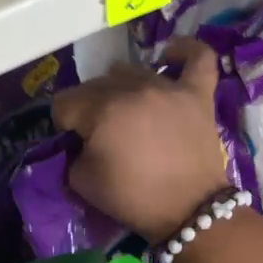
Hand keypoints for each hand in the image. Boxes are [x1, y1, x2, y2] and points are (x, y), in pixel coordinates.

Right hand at [52, 37, 230, 242]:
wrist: (190, 212)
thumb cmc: (133, 199)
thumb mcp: (82, 182)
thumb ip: (72, 153)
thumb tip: (79, 140)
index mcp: (101, 110)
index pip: (64, 103)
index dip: (65, 125)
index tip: (75, 145)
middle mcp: (132, 90)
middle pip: (94, 85)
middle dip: (88, 108)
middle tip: (100, 136)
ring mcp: (168, 88)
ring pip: (130, 71)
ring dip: (120, 89)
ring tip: (126, 113)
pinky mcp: (197, 94)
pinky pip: (197, 57)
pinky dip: (183, 51)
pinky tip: (168, 56)